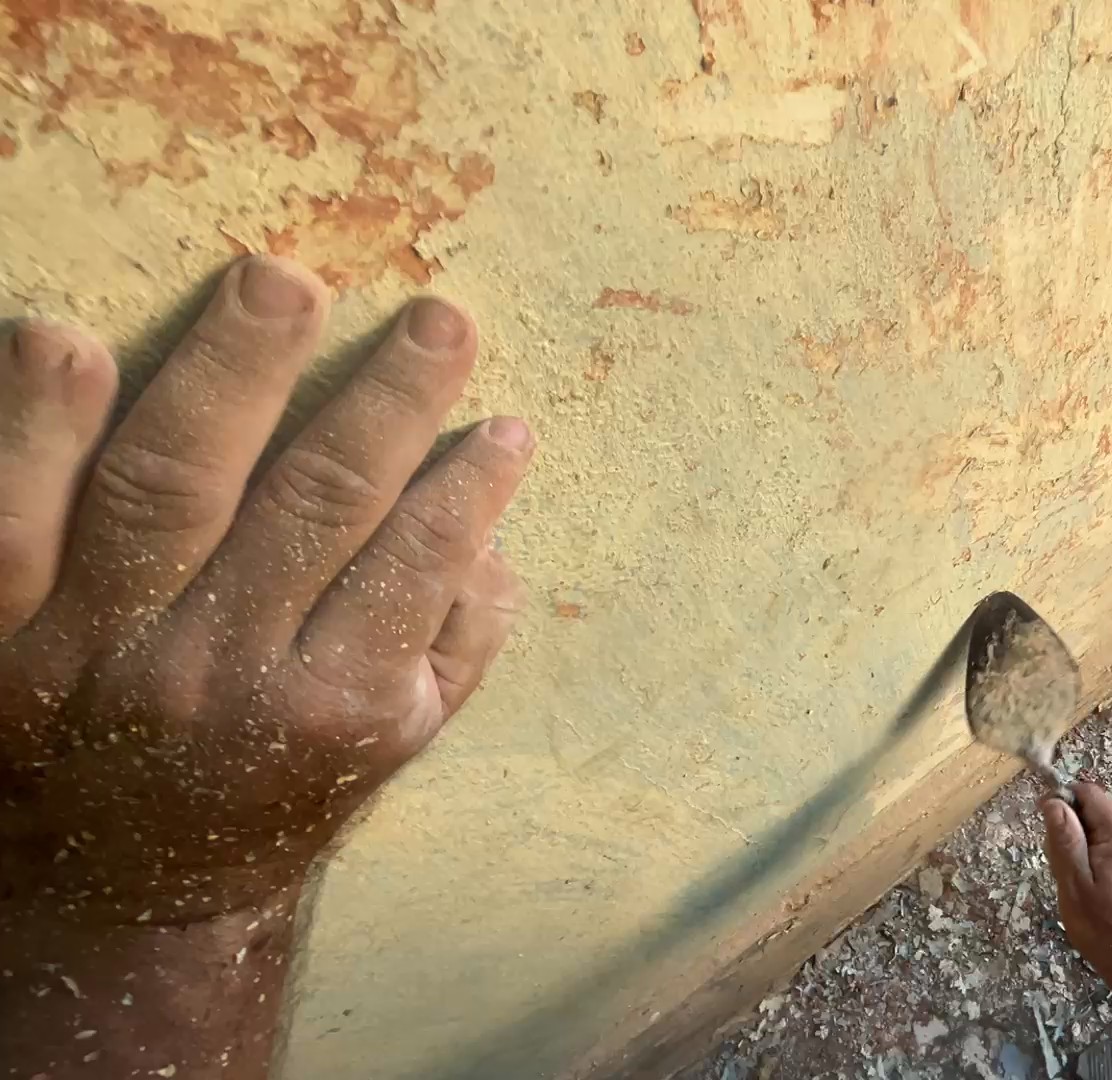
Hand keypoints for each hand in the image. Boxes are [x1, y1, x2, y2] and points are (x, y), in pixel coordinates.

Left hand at [0, 255, 532, 923]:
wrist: (129, 887)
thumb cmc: (302, 785)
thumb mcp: (416, 729)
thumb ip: (464, 629)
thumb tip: (484, 524)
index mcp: (342, 699)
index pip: (424, 558)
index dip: (473, 485)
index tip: (509, 425)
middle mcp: (222, 668)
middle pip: (318, 501)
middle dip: (390, 400)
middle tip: (440, 319)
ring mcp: (90, 648)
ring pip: (168, 484)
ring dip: (230, 373)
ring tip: (279, 281)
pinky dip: (27, 428)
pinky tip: (69, 340)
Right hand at [1038, 782, 1111, 976]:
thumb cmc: (1101, 926)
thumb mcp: (1074, 882)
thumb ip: (1065, 839)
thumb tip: (1053, 801)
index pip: (1089, 793)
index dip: (1063, 797)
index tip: (1043, 818)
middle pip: (1090, 810)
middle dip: (1066, 826)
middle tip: (1057, 860)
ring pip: (1092, 831)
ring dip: (1072, 844)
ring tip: (1066, 877)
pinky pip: (1098, 848)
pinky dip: (1082, 858)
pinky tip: (1078, 885)